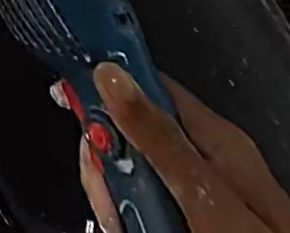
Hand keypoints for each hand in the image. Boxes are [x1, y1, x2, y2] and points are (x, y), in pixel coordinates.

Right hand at [79, 64, 289, 232]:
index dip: (104, 84)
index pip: (145, 82)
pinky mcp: (188, 217)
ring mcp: (196, 192)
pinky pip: (137, 197)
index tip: (73, 99)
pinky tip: (127, 225)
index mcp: (216, 139)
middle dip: (105, 155)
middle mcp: (205, 157)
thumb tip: (109, 71)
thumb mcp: (209, 202)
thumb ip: (159, 138)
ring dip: (111, 189)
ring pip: (126, 167)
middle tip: (107, 188)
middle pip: (127, 128)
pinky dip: (123, 211)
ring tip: (121, 221)